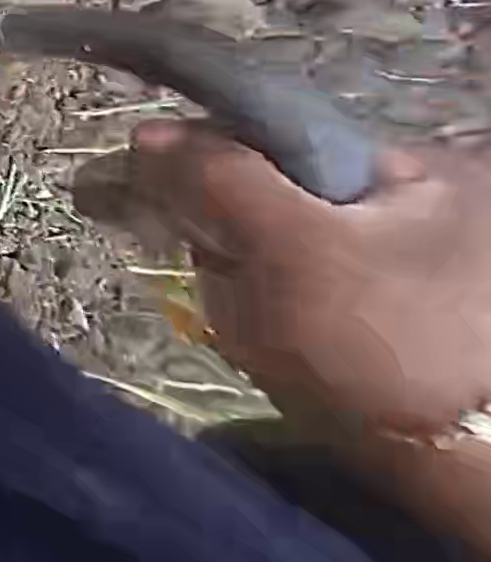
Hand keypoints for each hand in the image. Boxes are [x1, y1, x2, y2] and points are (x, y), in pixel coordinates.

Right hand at [128, 121, 490, 443]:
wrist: (443, 459)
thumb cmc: (371, 333)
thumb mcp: (285, 242)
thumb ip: (216, 174)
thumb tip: (147, 133)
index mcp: (413, 170)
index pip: (268, 132)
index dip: (200, 150)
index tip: (147, 178)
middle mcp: (407, 195)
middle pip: (263, 168)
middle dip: (200, 194)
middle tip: (155, 223)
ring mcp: (386, 240)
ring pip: (260, 208)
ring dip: (207, 225)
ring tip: (178, 252)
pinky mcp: (359, 280)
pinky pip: (271, 244)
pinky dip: (230, 253)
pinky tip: (213, 272)